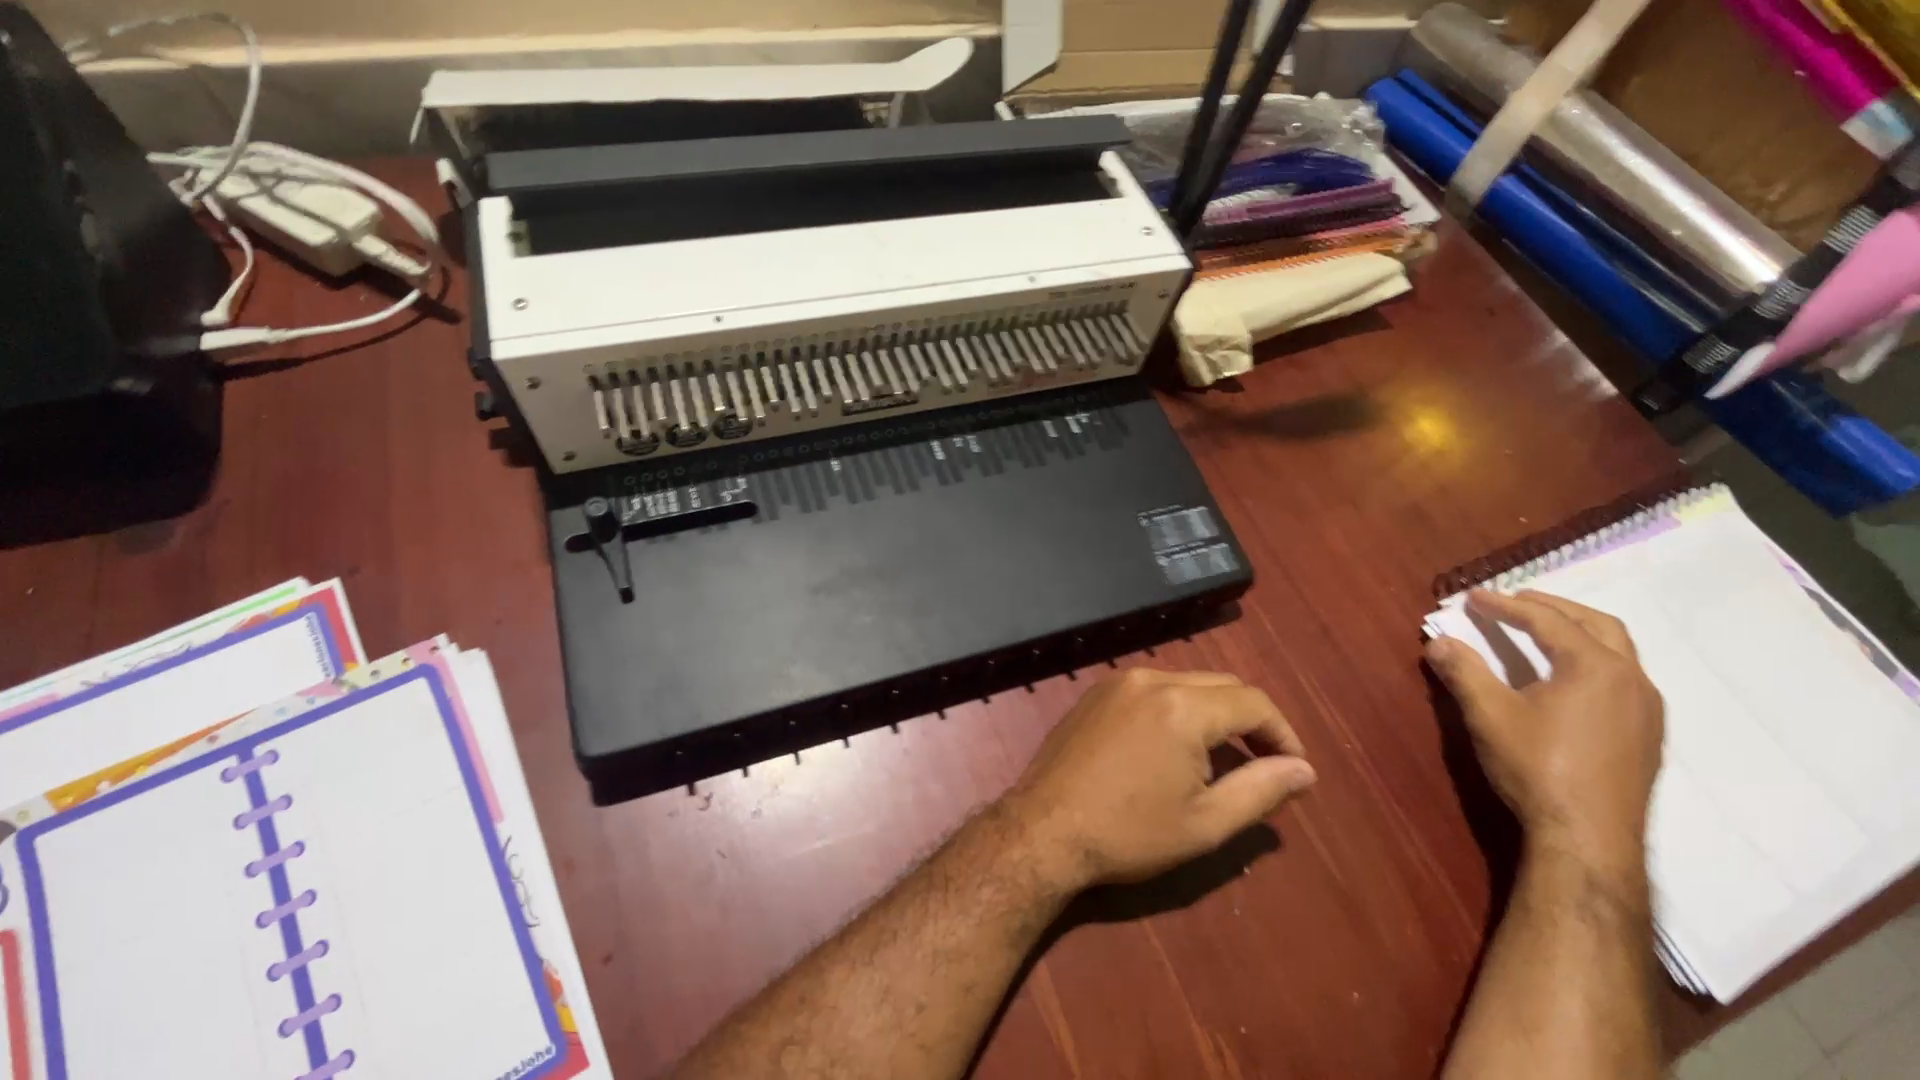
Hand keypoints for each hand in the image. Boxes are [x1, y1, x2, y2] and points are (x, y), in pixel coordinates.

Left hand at [1003, 668, 1315, 890]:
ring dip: (1214, 713)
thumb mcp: (1205, 823)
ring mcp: (1117, 682)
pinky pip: (1153, 688)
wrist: (1042, 832)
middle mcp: (1151, 680)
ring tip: (1223, 759)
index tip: (1294, 769)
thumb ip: (1261, 791)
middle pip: (1222, 686)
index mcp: (1182, 707)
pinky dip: (1177, 708)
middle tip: (1265, 765)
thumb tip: (1304, 771)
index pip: (1253, 703)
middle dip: (1251, 721)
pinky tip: (1175, 746)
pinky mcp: (1094, 693)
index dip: (1283, 734)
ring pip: (1187, 683)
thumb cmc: (1128, 834)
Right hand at [1425, 590, 1663, 876]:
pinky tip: (1570, 682)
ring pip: (1617, 652)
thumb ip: (1464, 672)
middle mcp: (1632, 678)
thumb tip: (1438, 642)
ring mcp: (1647, 709)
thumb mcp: (1489, 716)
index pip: (1547, 620)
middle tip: (1516, 603)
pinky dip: (1594, 662)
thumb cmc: (1538, 768)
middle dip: (1554, 608)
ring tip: (1544, 635)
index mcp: (1595, 666)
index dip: (1506, 605)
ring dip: (1579, 633)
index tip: (1474, 597)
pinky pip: (1624, 680)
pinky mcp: (1648, 736)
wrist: (1589, 838)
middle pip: (1596, 625)